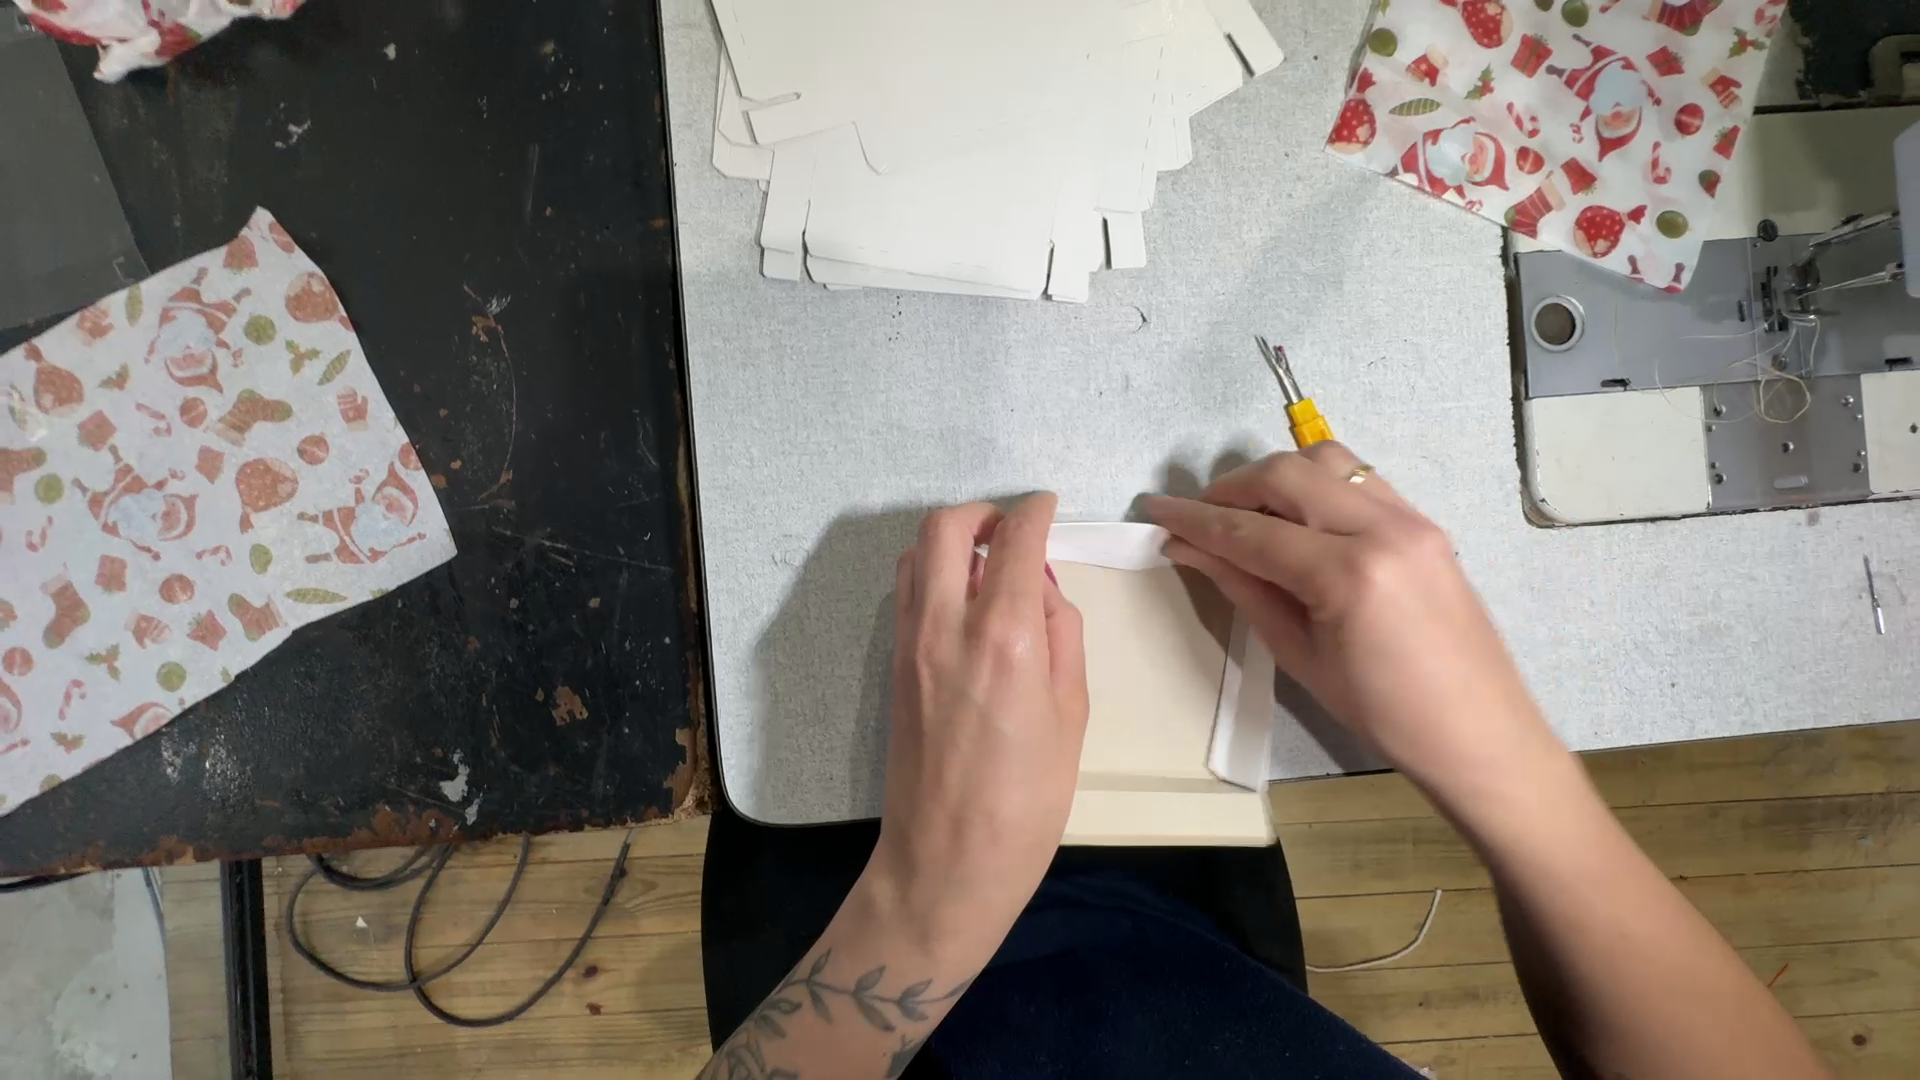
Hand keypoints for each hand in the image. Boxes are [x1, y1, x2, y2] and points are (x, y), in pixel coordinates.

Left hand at [865, 494, 1089, 964]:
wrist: (944, 861)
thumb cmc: (1027, 800)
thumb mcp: (1072, 715)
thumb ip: (1062, 635)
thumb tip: (1043, 589)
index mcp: (1004, 637)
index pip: (1014, 542)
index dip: (1035, 511)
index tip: (1047, 506)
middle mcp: (946, 624)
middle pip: (944, 527)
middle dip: (981, 511)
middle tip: (1012, 529)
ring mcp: (908, 642)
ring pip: (914, 554)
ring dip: (950, 540)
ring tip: (987, 565)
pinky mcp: (891, 664)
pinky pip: (905, 592)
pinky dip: (931, 572)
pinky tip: (962, 602)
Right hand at [1143, 444, 1562, 799]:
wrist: (1478, 732)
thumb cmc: (1379, 711)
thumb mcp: (1296, 653)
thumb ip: (1241, 586)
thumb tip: (1185, 547)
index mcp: (1349, 574)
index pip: (1250, 531)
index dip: (1194, 519)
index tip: (1154, 509)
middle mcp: (1384, 528)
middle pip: (1285, 474)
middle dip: (1230, 488)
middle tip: (1199, 517)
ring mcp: (1412, 518)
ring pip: (1324, 461)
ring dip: (1273, 477)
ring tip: (1247, 513)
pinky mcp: (1424, 521)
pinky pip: (1356, 477)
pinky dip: (1313, 485)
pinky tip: (1295, 519)